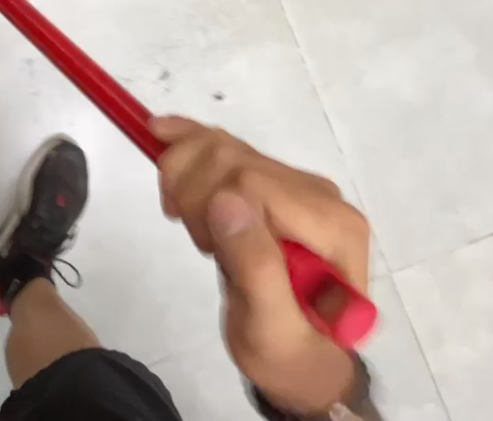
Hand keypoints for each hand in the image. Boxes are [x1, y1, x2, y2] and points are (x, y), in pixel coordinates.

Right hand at [151, 116, 369, 414]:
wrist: (296, 357)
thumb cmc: (288, 352)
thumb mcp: (272, 327)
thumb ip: (257, 267)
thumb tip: (225, 201)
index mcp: (333, 227)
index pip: (252, 182)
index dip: (210, 204)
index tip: (203, 245)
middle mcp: (320, 194)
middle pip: (232, 158)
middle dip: (194, 193)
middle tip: (200, 241)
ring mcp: (294, 182)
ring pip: (220, 145)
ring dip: (184, 176)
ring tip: (191, 221)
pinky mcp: (269, 177)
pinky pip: (221, 142)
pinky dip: (185, 140)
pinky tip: (160, 134)